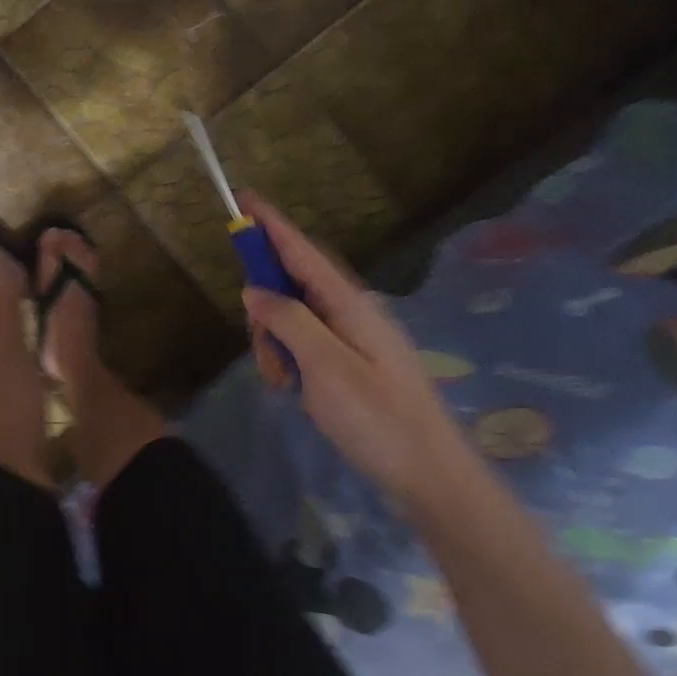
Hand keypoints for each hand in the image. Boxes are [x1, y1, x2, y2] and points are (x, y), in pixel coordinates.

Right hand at [239, 195, 482, 511]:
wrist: (432, 478)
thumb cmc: (379, 420)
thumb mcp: (325, 367)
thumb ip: (288, 321)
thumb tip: (255, 290)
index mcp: (350, 305)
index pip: (302, 251)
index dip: (271, 224)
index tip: (243, 197)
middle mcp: (352, 313)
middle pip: (291, 285)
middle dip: (264, 310)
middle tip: (265, 354)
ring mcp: (353, 339)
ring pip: (292, 317)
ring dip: (275, 343)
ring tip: (283, 383)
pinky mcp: (351, 363)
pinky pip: (305, 343)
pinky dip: (289, 359)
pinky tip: (294, 389)